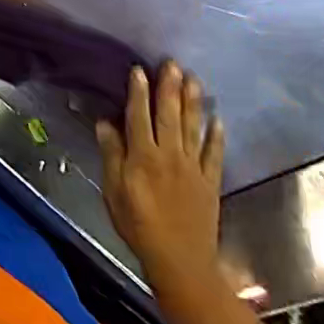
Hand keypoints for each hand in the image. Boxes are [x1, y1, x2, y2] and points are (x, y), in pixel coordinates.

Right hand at [97, 61, 225, 296]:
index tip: (139, 70)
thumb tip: (105, 123)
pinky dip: (216, 135)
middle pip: (169, 115)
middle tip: (172, 63)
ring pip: (193, 127)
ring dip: (193, 102)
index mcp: (142, 157)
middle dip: (170, 87)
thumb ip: (112, 155)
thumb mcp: (113, 191)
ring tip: (194, 79)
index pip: (139, 116)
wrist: (179, 260)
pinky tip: (217, 119)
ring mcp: (193, 167)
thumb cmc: (137, 225)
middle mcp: (170, 155)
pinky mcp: (210, 181)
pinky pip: (214, 153)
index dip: (139, 92)